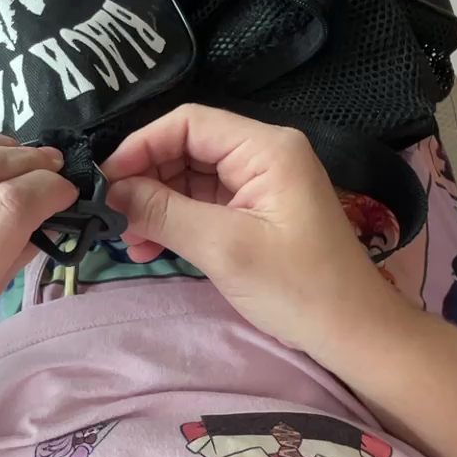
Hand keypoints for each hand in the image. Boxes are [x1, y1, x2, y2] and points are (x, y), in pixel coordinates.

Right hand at [100, 105, 405, 354]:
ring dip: (154, 206)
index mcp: (265, 148)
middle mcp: (261, 155)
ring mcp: (257, 185)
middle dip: (145, 180)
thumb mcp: (224, 247)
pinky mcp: (252, 213)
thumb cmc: (297, 287)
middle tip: (112, 216)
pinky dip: (172, 223)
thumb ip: (163, 212)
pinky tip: (148, 248)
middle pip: (185, 149)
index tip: (105, 181)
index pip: (188, 123)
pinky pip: (200, 205)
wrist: (351, 333)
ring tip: (128, 240)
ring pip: (187, 179)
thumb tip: (109, 192)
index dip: (141, 146)